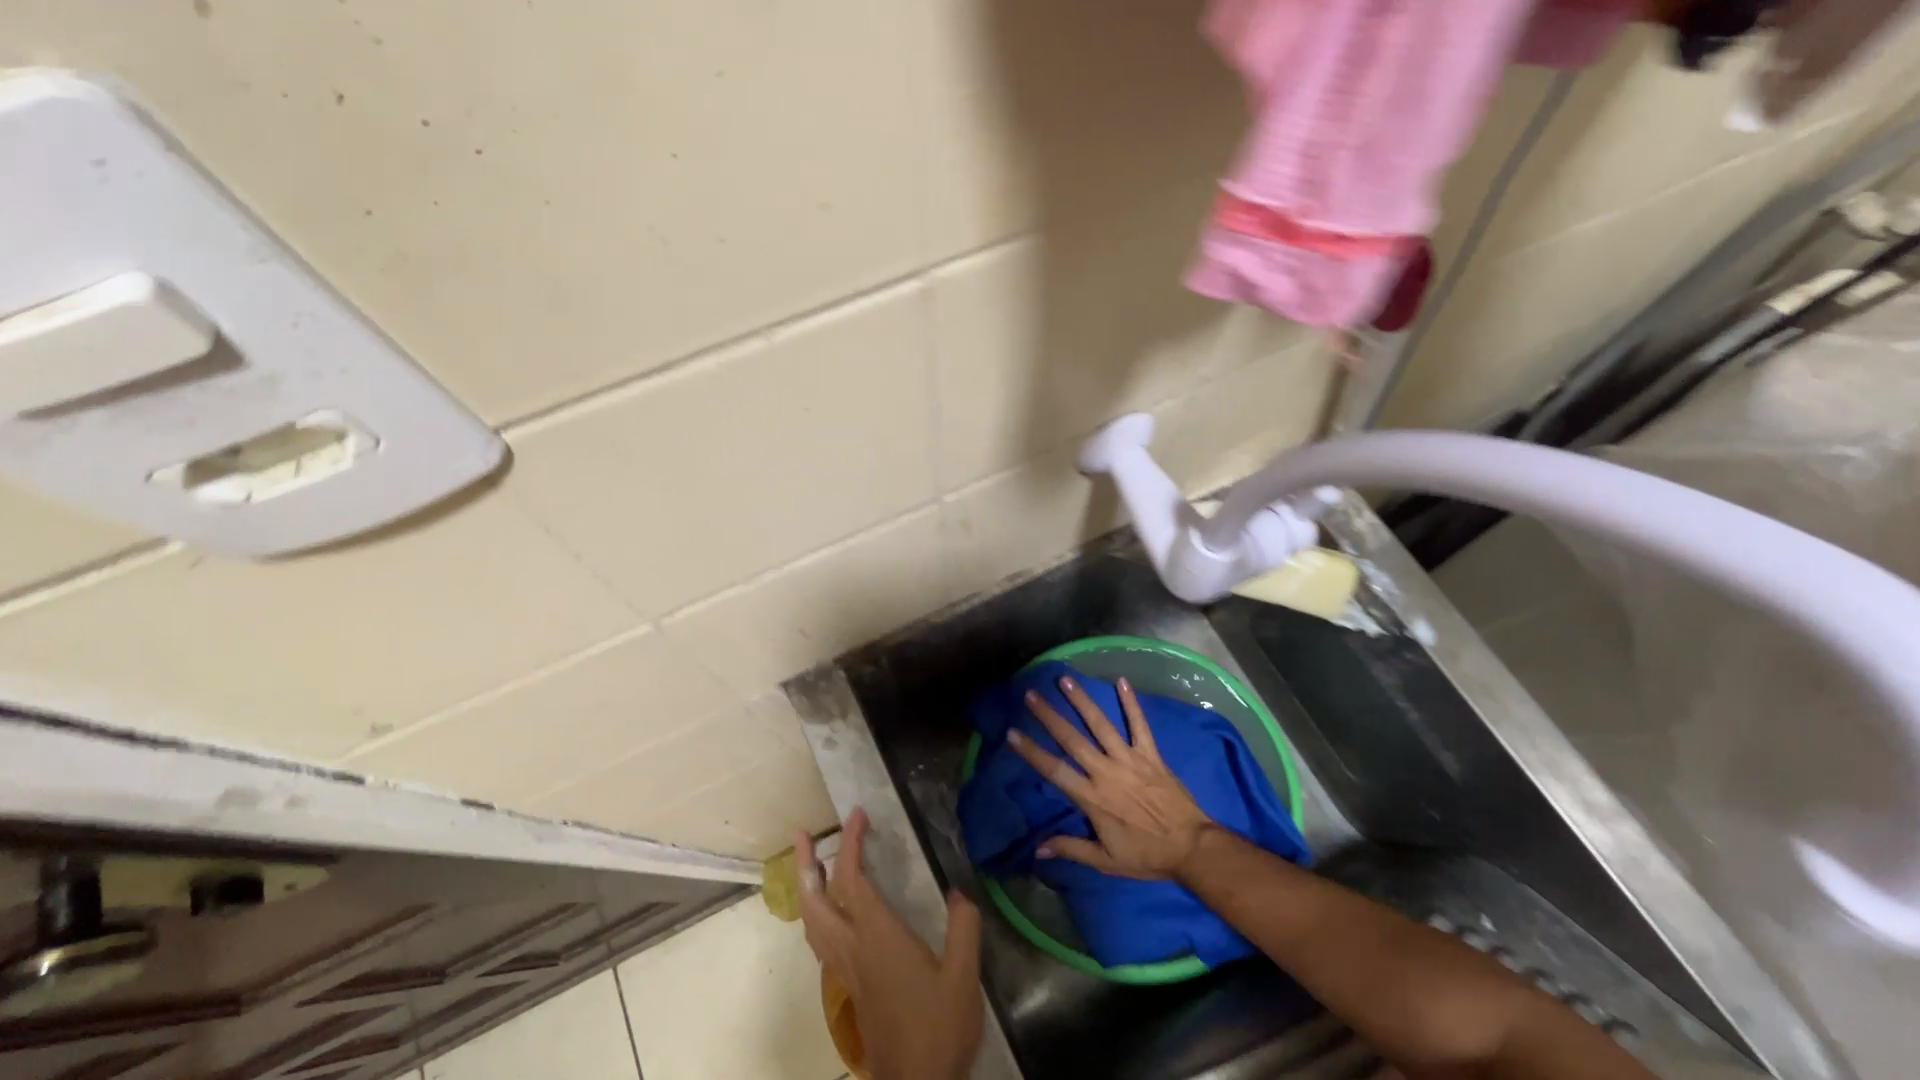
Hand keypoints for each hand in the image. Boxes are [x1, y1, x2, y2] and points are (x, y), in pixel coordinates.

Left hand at [796, 808, 982, 1079]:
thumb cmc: (939, 1026)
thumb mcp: (964, 976)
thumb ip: (963, 929)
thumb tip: (958, 892)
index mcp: (877, 937)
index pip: (853, 879)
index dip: (851, 843)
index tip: (858, 815)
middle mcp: (852, 949)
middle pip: (815, 900)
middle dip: (805, 864)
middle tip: (801, 835)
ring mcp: (846, 970)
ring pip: (812, 923)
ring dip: (807, 889)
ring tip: (811, 868)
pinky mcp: (849, 988)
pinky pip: (821, 942)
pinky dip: (818, 916)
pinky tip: (833, 916)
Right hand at [1006, 674, 1213, 879]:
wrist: (1192, 847)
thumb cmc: (1146, 856)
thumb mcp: (1105, 860)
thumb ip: (1071, 849)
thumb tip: (1037, 849)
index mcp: (1092, 798)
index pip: (1054, 770)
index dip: (1031, 751)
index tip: (1012, 733)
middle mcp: (1106, 772)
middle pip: (1072, 739)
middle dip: (1049, 716)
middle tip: (1031, 694)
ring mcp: (1130, 760)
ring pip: (1101, 725)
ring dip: (1082, 701)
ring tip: (1065, 680)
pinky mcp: (1152, 755)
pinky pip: (1140, 725)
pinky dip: (1131, 703)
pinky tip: (1122, 681)